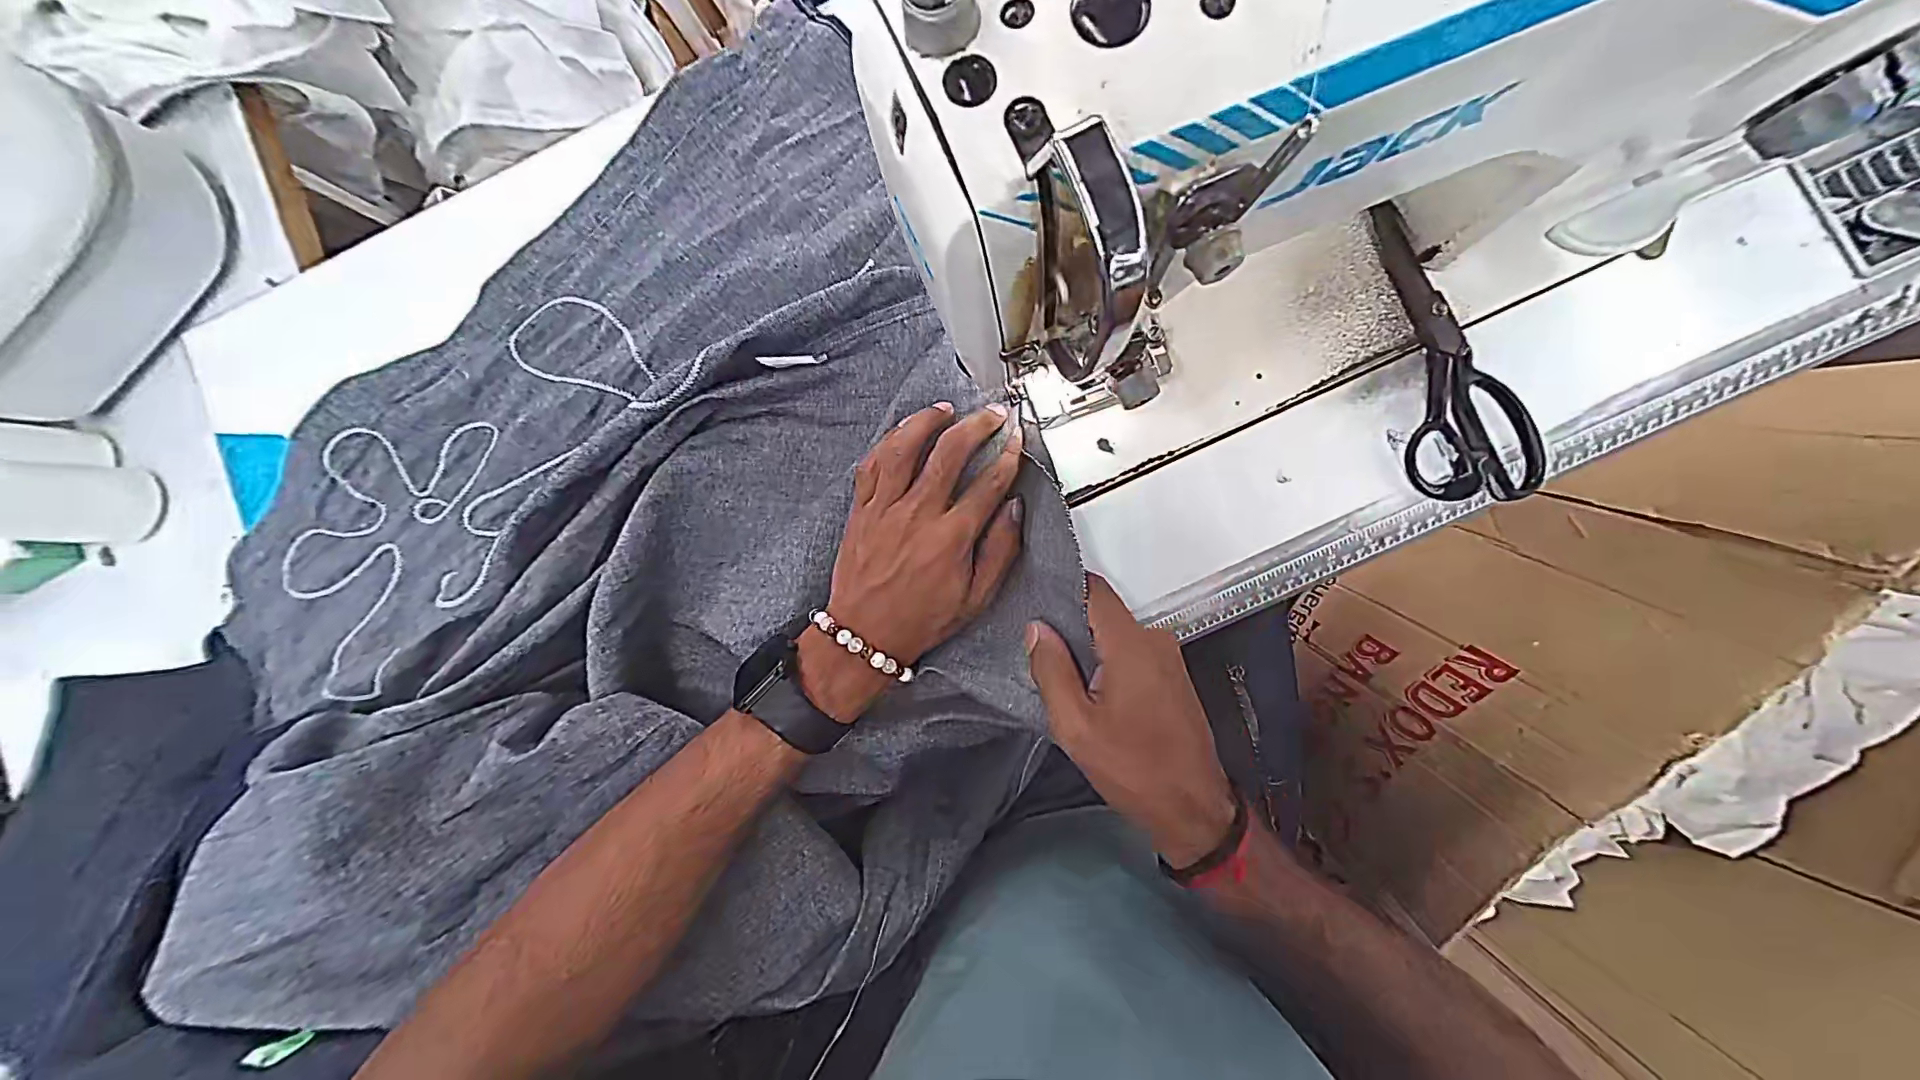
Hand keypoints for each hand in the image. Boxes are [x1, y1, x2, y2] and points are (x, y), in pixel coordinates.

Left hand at [798, 402, 1025, 722]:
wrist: (865, 634)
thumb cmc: (918, 618)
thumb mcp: (975, 598)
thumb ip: (1000, 551)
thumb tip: (1015, 511)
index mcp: (950, 538)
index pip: (988, 483)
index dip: (1008, 456)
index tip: (1016, 441)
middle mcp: (917, 516)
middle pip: (950, 453)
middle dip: (977, 426)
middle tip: (991, 416)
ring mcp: (885, 509)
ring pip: (906, 448)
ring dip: (928, 421)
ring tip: (946, 410)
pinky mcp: (862, 510)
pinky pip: (872, 464)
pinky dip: (888, 441)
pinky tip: (903, 432)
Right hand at [1026, 573, 1236, 867]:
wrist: (1193, 807)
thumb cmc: (1135, 769)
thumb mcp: (1075, 726)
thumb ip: (1052, 670)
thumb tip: (1037, 629)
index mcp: (1131, 645)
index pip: (1094, 589)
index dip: (1062, 587)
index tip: (1034, 600)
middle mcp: (1155, 640)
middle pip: (1103, 612)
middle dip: (1070, 627)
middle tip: (1041, 653)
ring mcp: (1168, 657)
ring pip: (1116, 634)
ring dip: (1090, 649)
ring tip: (1066, 680)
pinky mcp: (1172, 675)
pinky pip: (1132, 652)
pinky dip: (1109, 663)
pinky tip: (1094, 694)